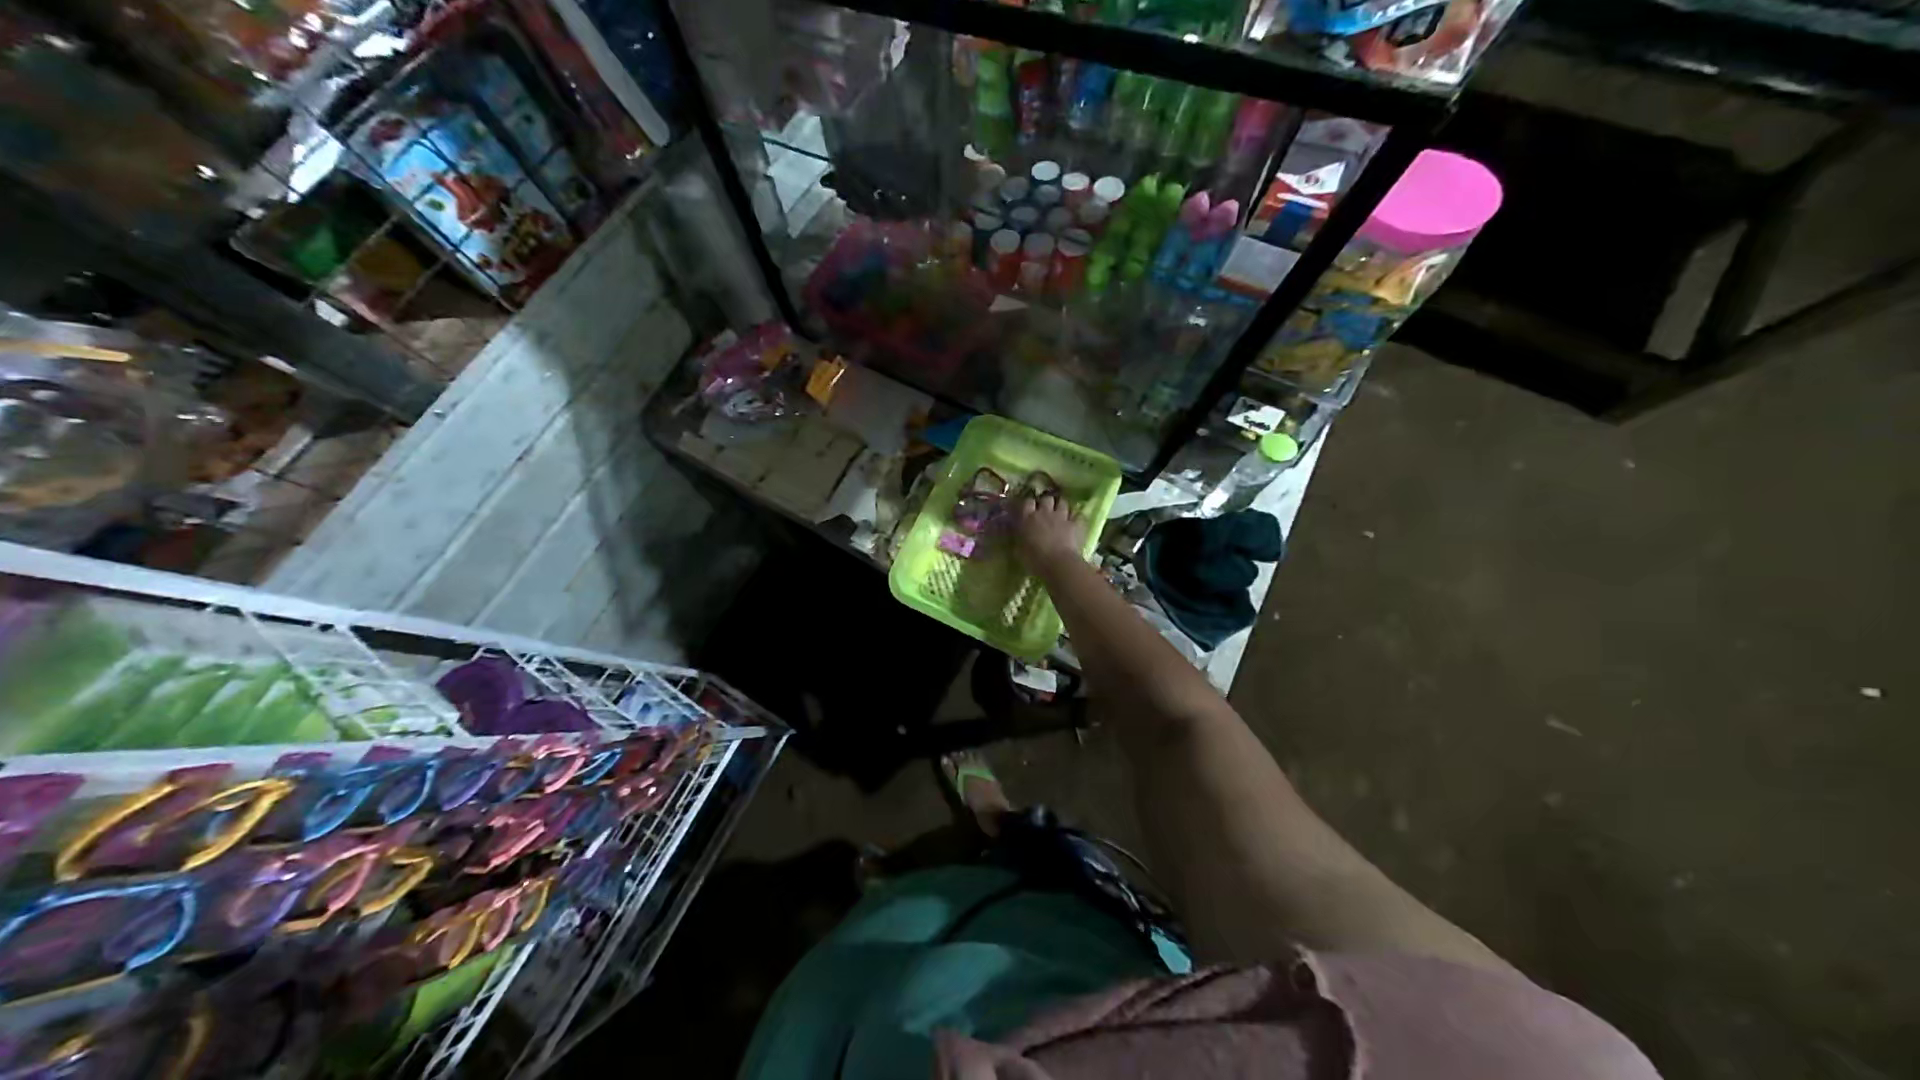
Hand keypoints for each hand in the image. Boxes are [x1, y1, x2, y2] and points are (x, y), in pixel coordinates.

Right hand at [1014, 493, 1084, 573]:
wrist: (1057, 564)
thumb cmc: (1034, 559)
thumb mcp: (1018, 549)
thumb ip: (1018, 538)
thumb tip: (1016, 533)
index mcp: (1028, 518)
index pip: (1027, 502)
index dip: (1029, 504)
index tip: (1029, 509)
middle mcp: (1044, 513)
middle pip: (1046, 498)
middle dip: (1047, 502)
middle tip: (1046, 510)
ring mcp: (1061, 517)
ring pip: (1062, 502)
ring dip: (1061, 506)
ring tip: (1061, 512)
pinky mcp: (1076, 524)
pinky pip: (1079, 515)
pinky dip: (1077, 517)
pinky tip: (1077, 521)